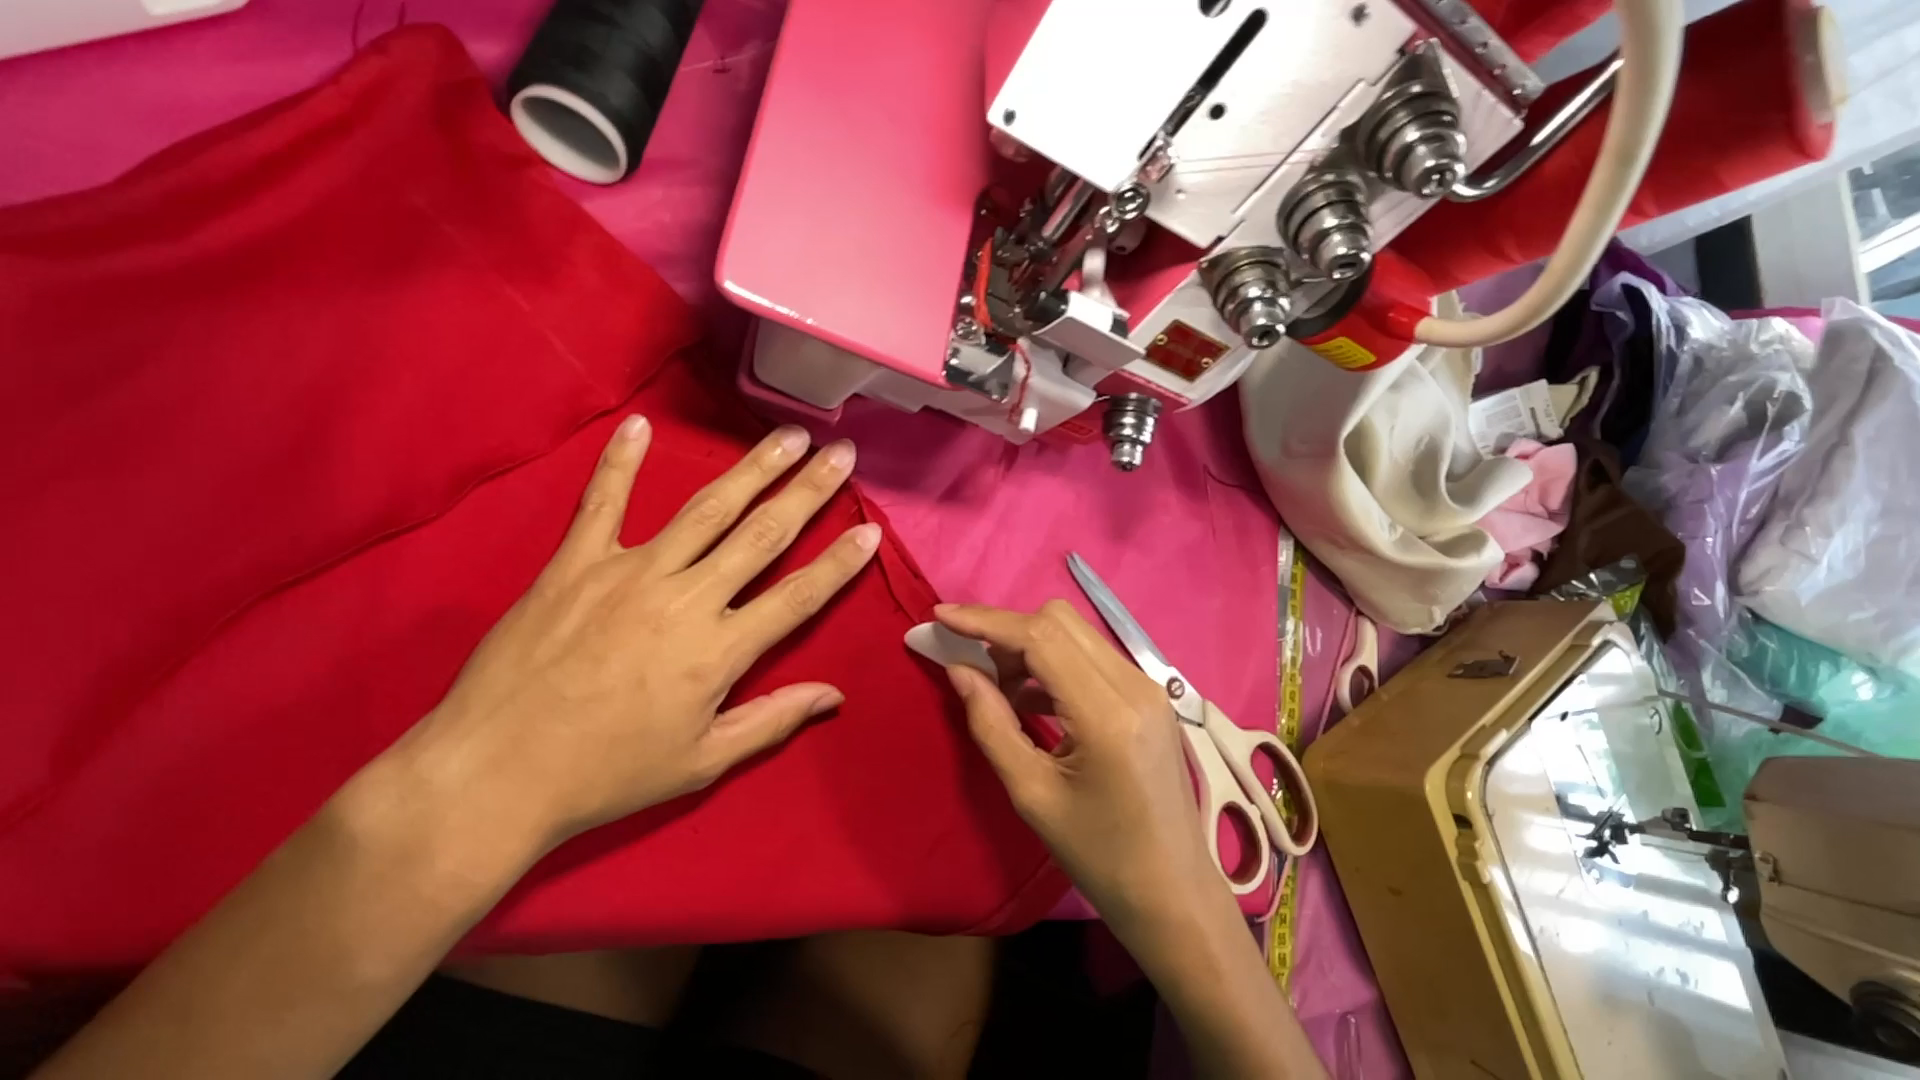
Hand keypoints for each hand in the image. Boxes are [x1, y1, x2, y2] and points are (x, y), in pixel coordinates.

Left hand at [416, 415, 880, 845]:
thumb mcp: (701, 762)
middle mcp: (685, 598)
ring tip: (787, 437)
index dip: (840, 562)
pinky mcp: (574, 564)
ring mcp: (628, 574)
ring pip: (704, 510)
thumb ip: (771, 721)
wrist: (497, 772)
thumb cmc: (607, 775)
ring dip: (751, 469)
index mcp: (719, 651)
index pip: (798, 596)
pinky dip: (620, 462)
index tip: (870, 529)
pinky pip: (601, 504)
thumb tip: (834, 695)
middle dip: (808, 492)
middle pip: (762, 536)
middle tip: (841, 454)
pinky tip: (639, 425)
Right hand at [933, 602, 1219, 926]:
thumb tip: (958, 669)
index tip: (941, 618)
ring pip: (1076, 634)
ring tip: (996, 689)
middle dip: (1005, 631)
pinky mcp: (1150, 699)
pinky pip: (1093, 658)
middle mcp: (1136, 686)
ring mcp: (1149, 689)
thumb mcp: (1032, 795)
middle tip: (969, 663)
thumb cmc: (1099, 856)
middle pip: (1060, 621)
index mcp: (1108, 714)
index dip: (986, 621)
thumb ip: (992, 723)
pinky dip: (1054, 664)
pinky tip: (1029, 700)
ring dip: (1029, 646)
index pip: (1041, 637)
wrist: (1171, 893)